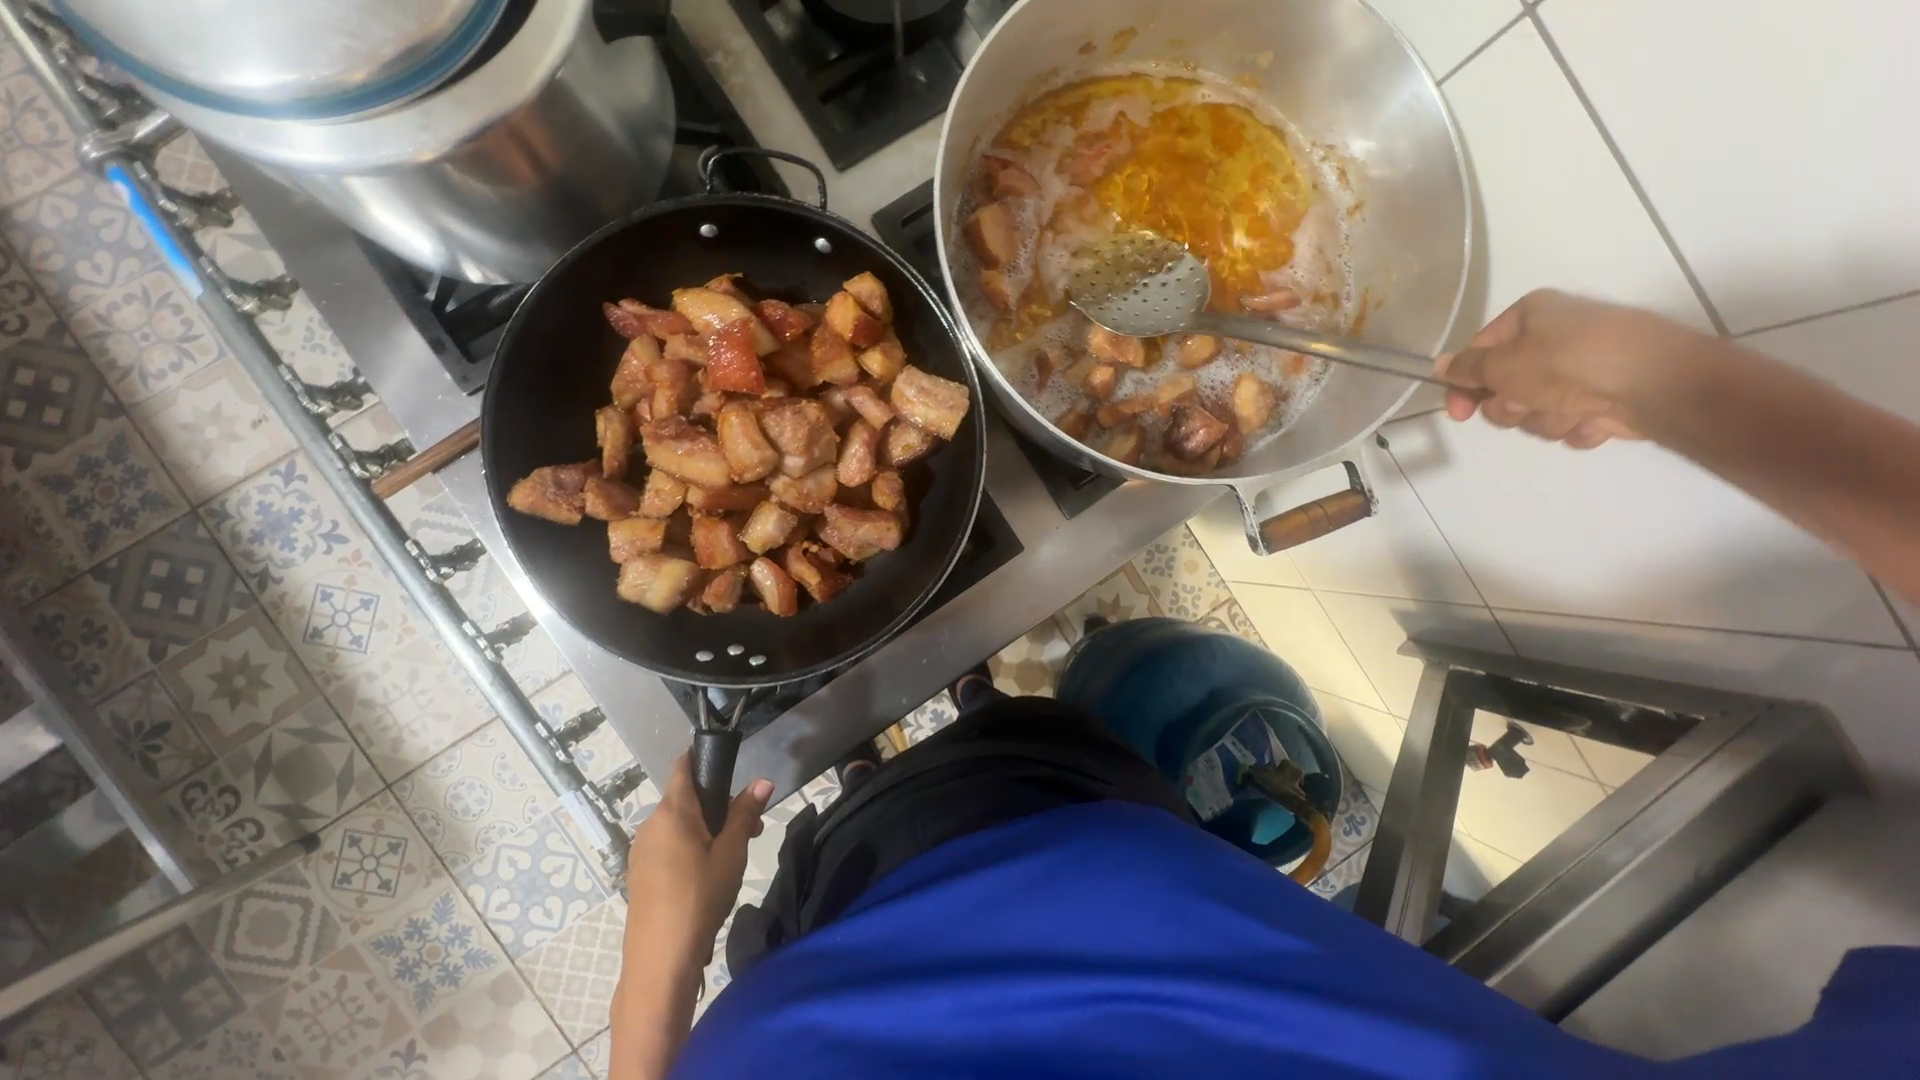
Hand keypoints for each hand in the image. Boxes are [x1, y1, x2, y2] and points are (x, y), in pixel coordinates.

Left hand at [623, 755, 773, 970]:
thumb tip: (762, 781)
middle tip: (751, 829)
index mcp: (672, 812)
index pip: (683, 767)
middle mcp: (651, 825)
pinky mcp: (640, 874)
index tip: (730, 763)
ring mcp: (642, 851)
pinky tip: (709, 875)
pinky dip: (690, 848)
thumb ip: (744, 814)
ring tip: (734, 856)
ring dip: (706, 830)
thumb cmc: (700, 897)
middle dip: (718, 806)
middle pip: (686, 799)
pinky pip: (668, 846)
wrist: (660, 959)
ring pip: (678, 825)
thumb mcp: (732, 853)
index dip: (704, 758)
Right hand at [1434, 289, 1705, 448]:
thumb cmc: (1569, 362)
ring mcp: (1583, 369)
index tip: (1461, 413)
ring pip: (1537, 409)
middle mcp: (1556, 338)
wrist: (1656, 383)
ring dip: (1545, 418)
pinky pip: (1572, 420)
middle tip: (1525, 406)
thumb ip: (1467, 368)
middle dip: (1512, 406)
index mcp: (1530, 317)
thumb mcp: (1502, 364)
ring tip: (1571, 411)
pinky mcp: (1606, 397)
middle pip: (1506, 386)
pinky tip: (1594, 419)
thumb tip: (1441, 365)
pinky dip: (1578, 425)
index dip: (1465, 386)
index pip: (1479, 353)